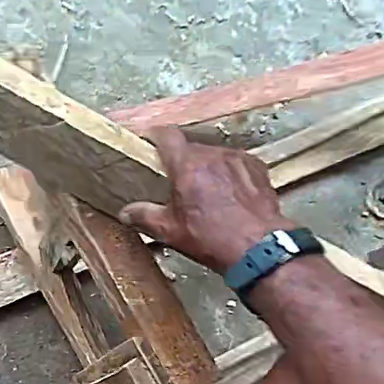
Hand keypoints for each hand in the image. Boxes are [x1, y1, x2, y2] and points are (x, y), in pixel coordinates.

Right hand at [119, 127, 294, 272]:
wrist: (257, 248)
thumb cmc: (212, 240)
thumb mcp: (171, 232)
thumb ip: (145, 217)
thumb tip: (126, 213)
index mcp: (186, 165)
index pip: (166, 135)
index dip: (156, 136)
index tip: (151, 142)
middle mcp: (212, 155)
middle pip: (192, 148)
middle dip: (184, 163)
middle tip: (181, 184)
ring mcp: (237, 159)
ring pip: (215, 156)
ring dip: (208, 169)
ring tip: (209, 195)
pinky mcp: (257, 168)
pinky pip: (237, 164)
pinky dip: (230, 175)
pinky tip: (230, 197)